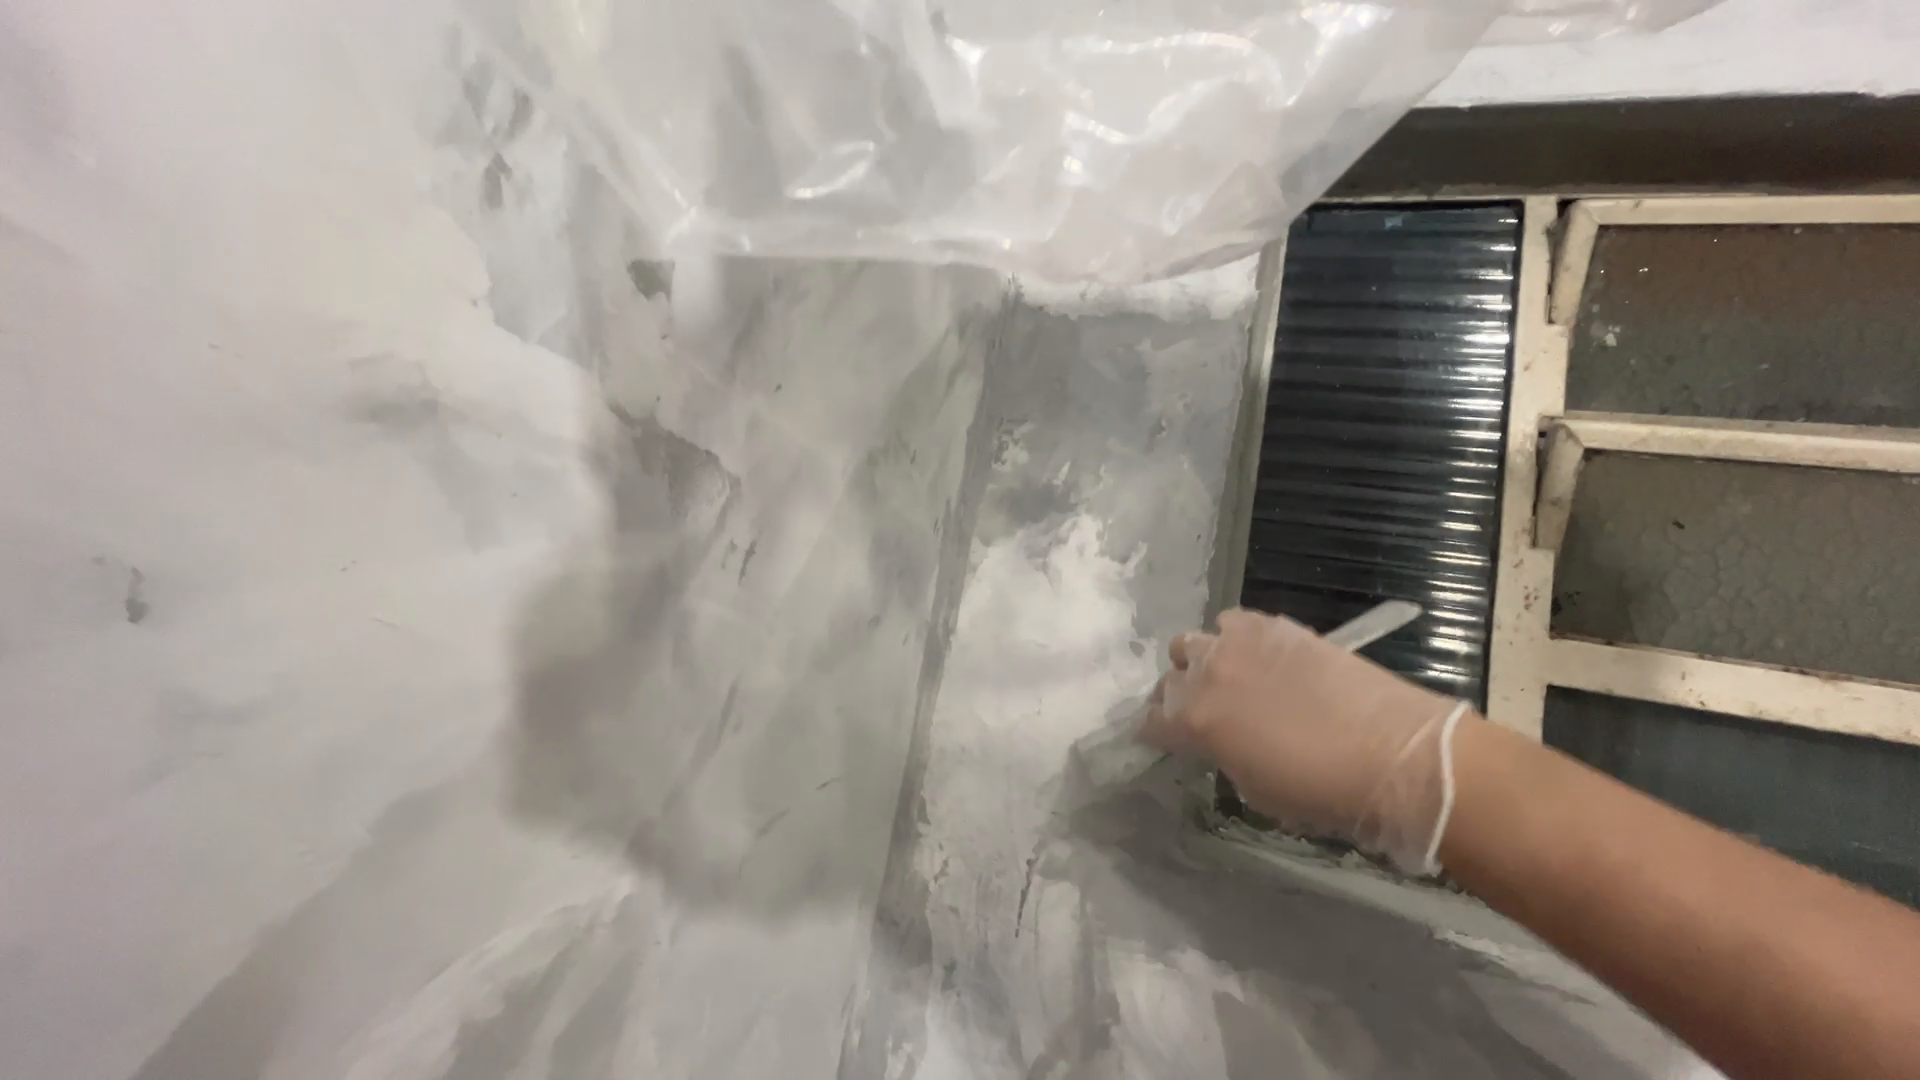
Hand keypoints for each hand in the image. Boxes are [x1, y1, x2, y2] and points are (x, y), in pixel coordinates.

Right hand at [1140, 609, 1464, 871]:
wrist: (1395, 755)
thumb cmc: (1321, 791)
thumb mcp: (1253, 788)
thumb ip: (1221, 754)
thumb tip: (1218, 740)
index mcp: (1194, 723)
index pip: (1150, 722)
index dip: (1153, 733)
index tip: (1162, 739)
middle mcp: (1206, 676)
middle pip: (1169, 677)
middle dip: (1175, 695)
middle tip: (1198, 711)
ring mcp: (1239, 645)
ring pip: (1194, 641)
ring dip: (1201, 660)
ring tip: (1226, 677)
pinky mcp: (1275, 627)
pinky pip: (1234, 622)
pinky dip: (1236, 639)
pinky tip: (1258, 658)